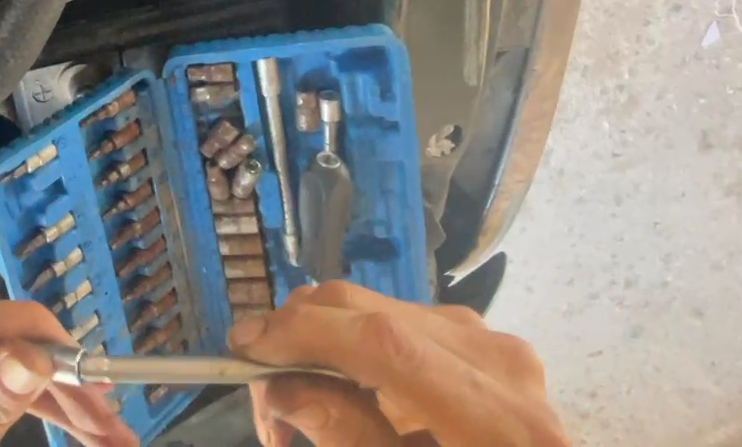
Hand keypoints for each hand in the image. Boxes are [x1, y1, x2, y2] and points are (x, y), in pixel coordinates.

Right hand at [228, 282, 567, 445]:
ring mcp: (490, 343)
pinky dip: (348, 338)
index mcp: (498, 421)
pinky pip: (391, 318)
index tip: (243, 347)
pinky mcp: (477, 339)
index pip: (381, 342)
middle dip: (297, 334)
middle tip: (259, 388)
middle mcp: (497, 360)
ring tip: (293, 393)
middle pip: (369, 311)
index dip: (303, 334)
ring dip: (316, 337)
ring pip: (372, 307)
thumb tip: (274, 383)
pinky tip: (334, 379)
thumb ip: (344, 436)